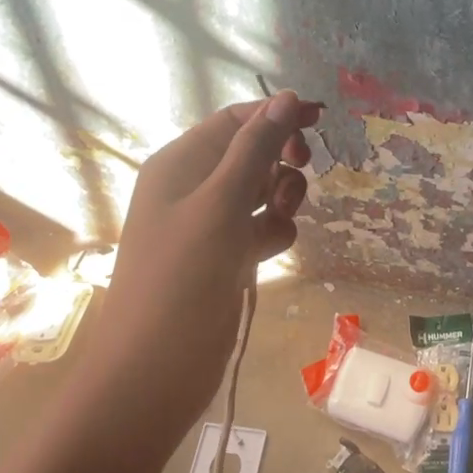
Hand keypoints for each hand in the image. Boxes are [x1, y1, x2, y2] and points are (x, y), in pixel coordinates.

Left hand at [96, 91, 318, 431]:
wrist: (151, 375)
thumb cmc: (181, 280)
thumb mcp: (221, 205)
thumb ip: (255, 149)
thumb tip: (286, 97)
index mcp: (178, 164)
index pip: (234, 121)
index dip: (276, 114)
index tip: (320, 119)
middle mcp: (190, 188)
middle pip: (250, 152)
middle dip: (280, 158)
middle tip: (300, 169)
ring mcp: (206, 226)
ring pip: (260, 191)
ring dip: (281, 197)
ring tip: (282, 219)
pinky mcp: (222, 260)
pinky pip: (260, 228)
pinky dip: (274, 231)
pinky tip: (272, 250)